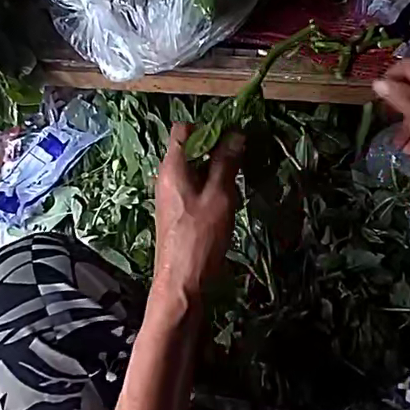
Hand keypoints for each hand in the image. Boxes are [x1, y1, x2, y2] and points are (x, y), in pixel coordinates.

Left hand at [152, 122, 244, 297]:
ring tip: (238, 181)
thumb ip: (226, 163)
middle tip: (242, 157)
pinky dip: (211, 186)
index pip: (184, 129)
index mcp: (172, 166)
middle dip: (217, 148)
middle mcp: (167, 176)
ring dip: (216, 169)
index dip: (208, 127)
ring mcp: (171, 194)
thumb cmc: (200, 237)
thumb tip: (235, 133)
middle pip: (190, 147)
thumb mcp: (220, 196)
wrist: (182, 283)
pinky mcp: (178, 210)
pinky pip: (195, 186)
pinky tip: (228, 201)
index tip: (233, 136)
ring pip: (195, 168)